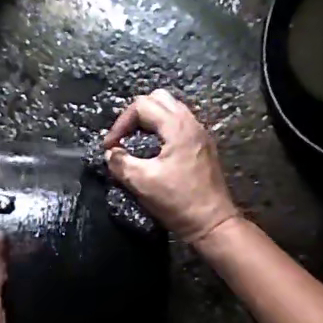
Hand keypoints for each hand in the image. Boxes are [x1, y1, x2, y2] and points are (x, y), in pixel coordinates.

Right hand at [103, 89, 240, 244]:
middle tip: (123, 137)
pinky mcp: (201, 146)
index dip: (120, 123)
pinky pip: (178, 124)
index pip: (142, 106)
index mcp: (177, 127)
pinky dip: (160, 129)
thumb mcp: (141, 182)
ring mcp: (199, 134)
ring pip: (170, 110)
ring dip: (148, 122)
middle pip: (158, 99)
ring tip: (134, 142)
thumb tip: (111, 153)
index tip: (110, 147)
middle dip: (135, 115)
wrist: (212, 222)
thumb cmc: (177, 201)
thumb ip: (120, 162)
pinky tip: (152, 150)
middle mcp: (191, 123)